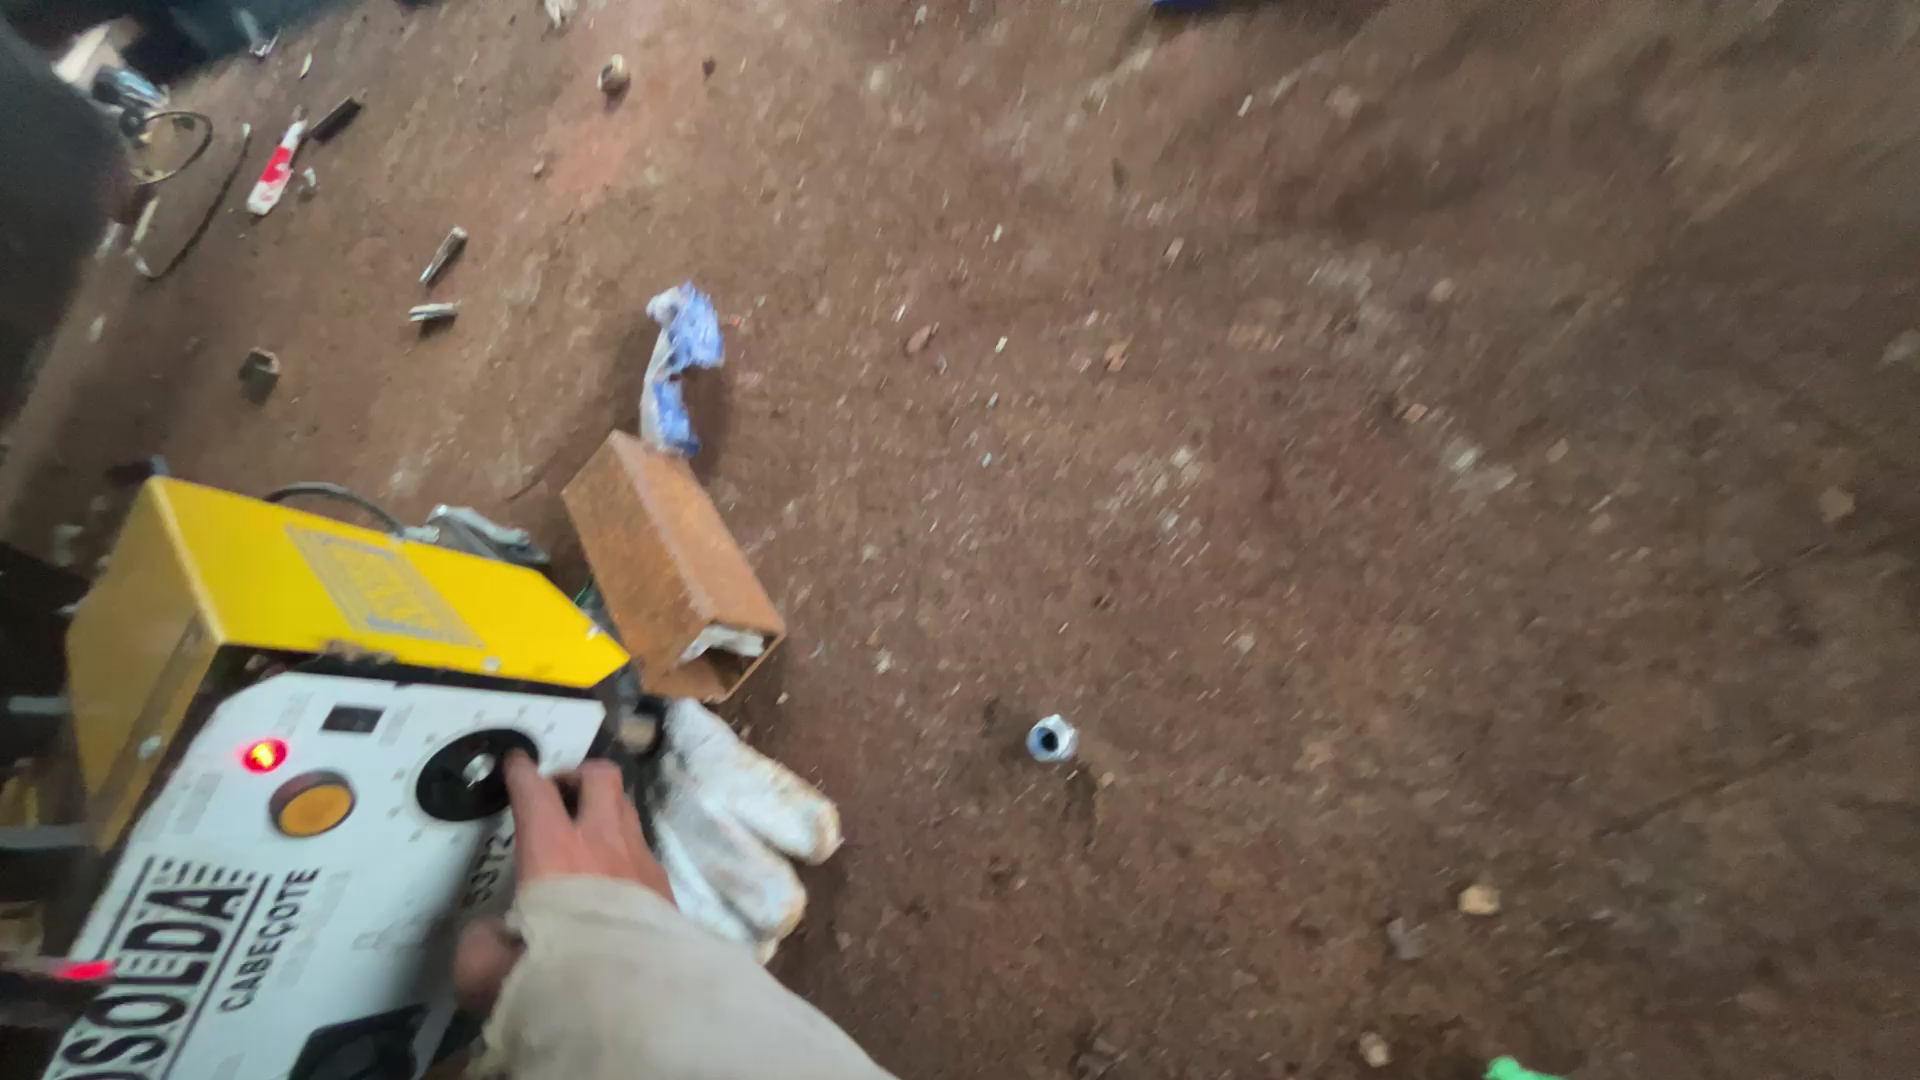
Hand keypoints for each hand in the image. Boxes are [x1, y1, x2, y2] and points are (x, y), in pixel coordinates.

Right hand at [452, 752, 670, 1010]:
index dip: (524, 774)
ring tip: (587, 823)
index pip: (537, 796)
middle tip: (561, 788)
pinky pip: (641, 842)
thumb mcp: (488, 971)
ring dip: (606, 805)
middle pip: (601, 777)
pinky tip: (613, 868)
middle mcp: (603, 841)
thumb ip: (481, 944)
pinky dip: (623, 842)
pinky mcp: (662, 879)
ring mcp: (639, 856)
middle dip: (579, 772)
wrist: (632, 994)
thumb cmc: (556, 975)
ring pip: (626, 805)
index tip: (519, 761)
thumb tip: (489, 932)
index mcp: (556, 852)